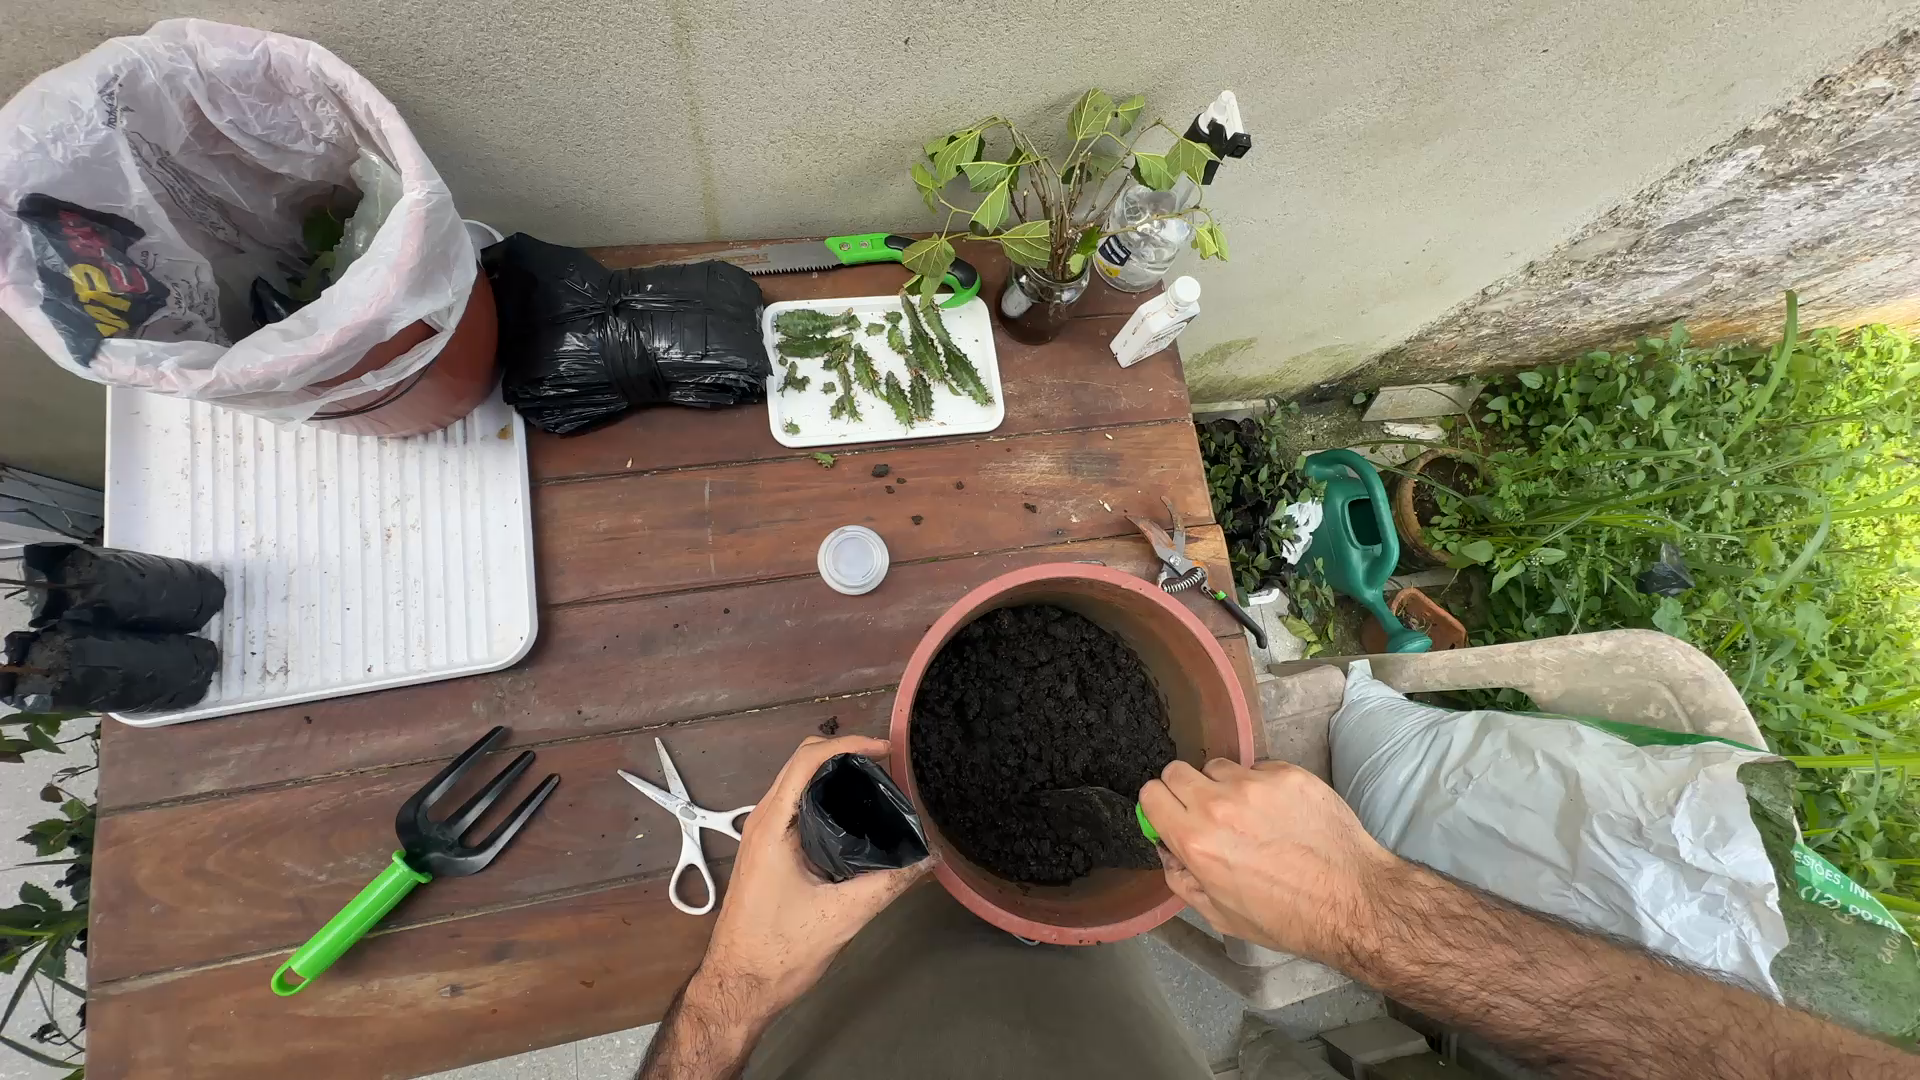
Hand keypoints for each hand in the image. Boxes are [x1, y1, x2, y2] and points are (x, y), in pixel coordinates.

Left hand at [697, 735, 932, 1021]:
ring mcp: (761, 833)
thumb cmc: (779, 952)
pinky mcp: (766, 848)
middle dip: (845, 751)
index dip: (848, 744)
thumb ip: (888, 883)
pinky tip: (853, 813)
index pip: (807, 759)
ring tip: (875, 782)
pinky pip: (796, 802)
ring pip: (797, 780)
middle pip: (801, 760)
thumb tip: (929, 858)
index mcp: (773, 825)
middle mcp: (763, 819)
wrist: (736, 990)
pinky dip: (824, 792)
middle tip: (887, 764)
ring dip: (833, 770)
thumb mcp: (842, 916)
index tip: (884, 750)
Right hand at [1139, 758, 1403, 968]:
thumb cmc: (1288, 919)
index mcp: (1195, 841)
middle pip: (1175, 770)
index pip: (1150, 793)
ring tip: (1251, 813)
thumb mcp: (1220, 915)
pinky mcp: (1286, 773)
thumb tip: (1165, 846)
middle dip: (1185, 789)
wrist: (1357, 902)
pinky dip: (1263, 786)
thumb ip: (1181, 878)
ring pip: (1217, 766)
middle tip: (1208, 812)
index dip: (1160, 806)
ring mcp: (1253, 784)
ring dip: (1225, 785)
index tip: (1174, 816)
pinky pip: (1257, 768)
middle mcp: (1217, 805)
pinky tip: (1283, 813)